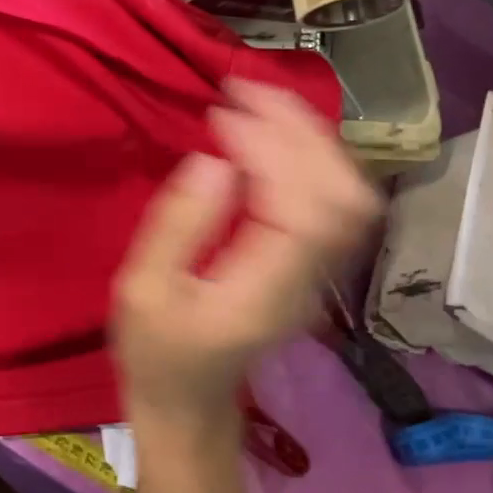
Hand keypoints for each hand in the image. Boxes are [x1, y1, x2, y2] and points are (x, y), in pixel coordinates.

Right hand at [113, 80, 379, 431]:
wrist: (189, 404)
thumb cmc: (156, 351)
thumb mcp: (144, 290)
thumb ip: (179, 225)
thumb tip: (212, 159)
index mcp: (266, 289)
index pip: (302, 208)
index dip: (274, 150)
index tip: (222, 114)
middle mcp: (308, 279)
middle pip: (342, 196)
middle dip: (300, 131)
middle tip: (245, 89)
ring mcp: (318, 274)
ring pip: (348, 196)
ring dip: (310, 139)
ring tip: (260, 100)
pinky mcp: (311, 266)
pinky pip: (333, 203)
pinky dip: (310, 159)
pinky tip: (275, 137)